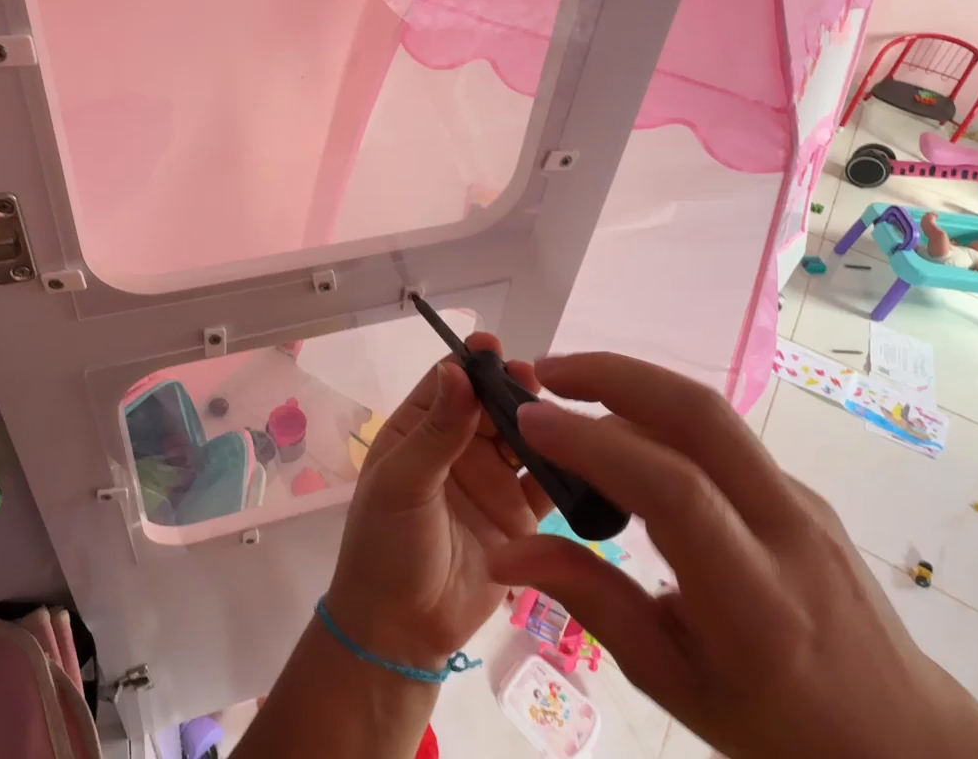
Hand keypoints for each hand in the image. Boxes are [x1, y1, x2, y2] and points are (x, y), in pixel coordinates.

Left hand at [324, 333, 551, 669]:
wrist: (402, 629)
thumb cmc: (385, 547)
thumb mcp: (402, 483)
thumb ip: (435, 431)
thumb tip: (456, 370)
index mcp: (418, 430)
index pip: (449, 383)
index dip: (471, 363)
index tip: (495, 348)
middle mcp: (459, 447)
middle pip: (493, 404)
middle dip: (513, 389)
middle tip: (536, 382)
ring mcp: (493, 480)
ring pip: (525, 437)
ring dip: (542, 423)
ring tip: (565, 414)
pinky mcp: (522, 516)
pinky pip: (549, 483)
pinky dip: (568, 467)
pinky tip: (592, 452)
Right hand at [488, 353, 977, 758]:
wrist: (903, 736)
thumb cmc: (775, 724)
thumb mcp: (671, 680)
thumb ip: (592, 602)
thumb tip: (507, 551)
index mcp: (754, 599)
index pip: (675, 490)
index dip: (596, 444)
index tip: (531, 420)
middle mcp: (787, 529)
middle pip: (702, 415)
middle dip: (614, 374)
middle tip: (544, 374)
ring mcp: (802, 500)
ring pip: (711, 415)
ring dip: (633, 386)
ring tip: (566, 395)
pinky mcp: (800, 490)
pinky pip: (721, 438)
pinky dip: (656, 417)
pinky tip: (620, 443)